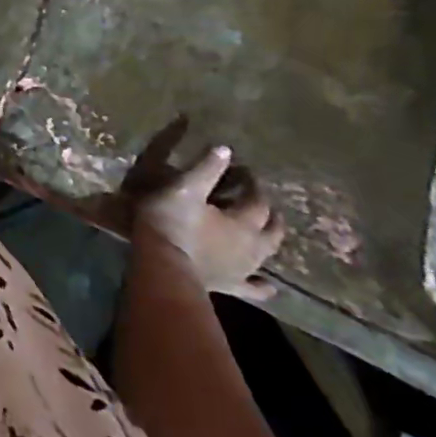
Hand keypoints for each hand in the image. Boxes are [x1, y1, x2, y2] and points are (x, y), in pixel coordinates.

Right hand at [129, 132, 284, 300]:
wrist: (163, 265)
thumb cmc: (172, 222)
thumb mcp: (184, 189)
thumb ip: (206, 170)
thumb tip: (226, 149)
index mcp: (243, 222)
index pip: (257, 200)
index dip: (253, 185)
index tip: (245, 171)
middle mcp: (253, 246)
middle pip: (271, 229)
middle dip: (270, 214)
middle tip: (262, 202)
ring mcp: (245, 269)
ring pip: (267, 254)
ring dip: (269, 241)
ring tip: (267, 233)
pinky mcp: (232, 285)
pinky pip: (254, 287)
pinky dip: (263, 285)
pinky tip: (268, 285)